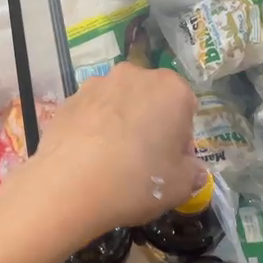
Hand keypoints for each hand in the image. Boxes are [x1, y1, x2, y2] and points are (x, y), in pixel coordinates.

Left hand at [16, 63, 206, 244]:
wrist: (68, 186)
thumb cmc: (136, 181)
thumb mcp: (181, 186)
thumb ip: (193, 172)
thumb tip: (194, 170)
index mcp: (171, 89)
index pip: (186, 109)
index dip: (181, 139)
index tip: (172, 163)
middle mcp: (134, 76)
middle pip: (152, 100)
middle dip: (152, 125)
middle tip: (144, 161)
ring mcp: (97, 84)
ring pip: (119, 103)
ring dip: (122, 124)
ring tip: (113, 161)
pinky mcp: (69, 99)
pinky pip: (92, 113)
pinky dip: (94, 129)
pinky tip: (89, 158)